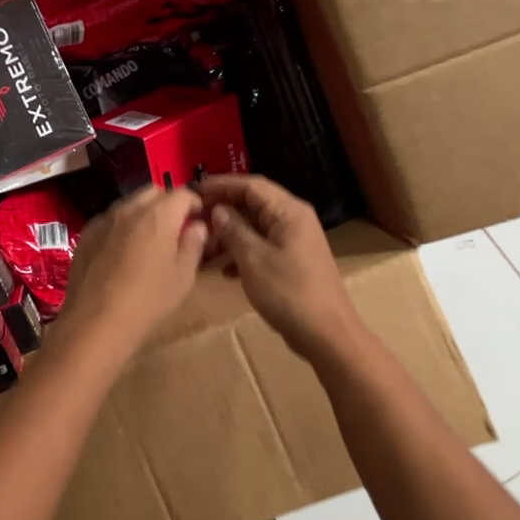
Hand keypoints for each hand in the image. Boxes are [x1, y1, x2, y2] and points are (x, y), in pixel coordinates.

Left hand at [52, 185, 208, 358]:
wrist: (96, 322)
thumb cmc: (148, 301)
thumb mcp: (182, 277)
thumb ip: (193, 245)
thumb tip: (197, 227)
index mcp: (158, 216)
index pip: (182, 193)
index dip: (195, 203)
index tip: (199, 219)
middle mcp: (129, 209)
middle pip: (153, 192)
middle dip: (167, 203)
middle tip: (175, 227)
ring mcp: (103, 220)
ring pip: (129, 203)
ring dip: (143, 212)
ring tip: (148, 239)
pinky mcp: (86, 234)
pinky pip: (109, 219)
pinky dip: (121, 226)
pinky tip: (122, 251)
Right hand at [193, 174, 365, 364]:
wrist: (326, 334)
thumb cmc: (288, 292)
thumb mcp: (253, 258)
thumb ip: (233, 230)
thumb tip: (218, 210)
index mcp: (289, 211)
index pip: (251, 185)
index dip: (221, 185)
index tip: (194, 191)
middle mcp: (294, 220)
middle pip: (253, 204)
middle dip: (223, 210)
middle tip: (194, 220)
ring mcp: (295, 241)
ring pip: (256, 227)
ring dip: (230, 234)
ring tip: (205, 247)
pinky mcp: (293, 262)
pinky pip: (262, 246)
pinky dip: (242, 252)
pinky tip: (225, 271)